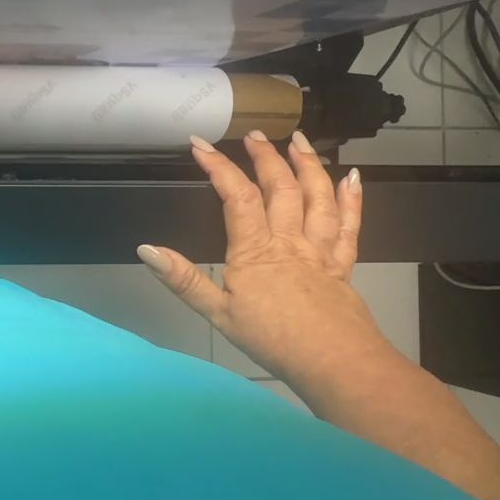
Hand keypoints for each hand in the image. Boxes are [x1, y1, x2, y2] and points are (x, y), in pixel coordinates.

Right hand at [138, 130, 394, 380]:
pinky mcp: (342, 264)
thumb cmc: (273, 340)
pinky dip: (351, 198)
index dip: (217, 166)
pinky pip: (350, 225)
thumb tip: (147, 249)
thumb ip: (183, 279)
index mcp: (254, 251)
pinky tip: (352, 177)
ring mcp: (320, 250)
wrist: (337, 364)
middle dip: (265, 156)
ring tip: (300, 140)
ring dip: (308, 165)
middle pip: (280, 187)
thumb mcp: (217, 313)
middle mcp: (289, 241)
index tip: (199, 144)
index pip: (235, 196)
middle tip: (253, 134)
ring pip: (317, 197)